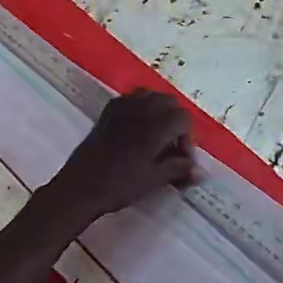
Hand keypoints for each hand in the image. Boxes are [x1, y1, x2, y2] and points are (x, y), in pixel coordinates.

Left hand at [44, 90, 194, 221]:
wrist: (81, 186)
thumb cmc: (120, 184)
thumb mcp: (155, 179)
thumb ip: (180, 169)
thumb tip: (201, 171)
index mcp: (156, 124)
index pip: (184, 118)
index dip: (188, 138)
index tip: (182, 158)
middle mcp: (141, 108)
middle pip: (169, 102)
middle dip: (176, 121)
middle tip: (171, 146)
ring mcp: (122, 106)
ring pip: (150, 96)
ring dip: (158, 111)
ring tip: (156, 135)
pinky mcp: (107, 111)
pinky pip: (130, 99)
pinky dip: (140, 108)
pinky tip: (136, 130)